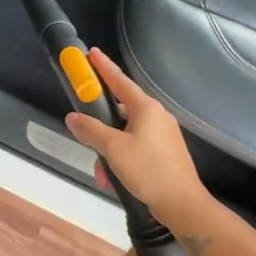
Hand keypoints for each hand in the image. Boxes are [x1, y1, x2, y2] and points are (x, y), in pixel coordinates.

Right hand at [64, 49, 210, 217]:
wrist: (181, 203)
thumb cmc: (147, 169)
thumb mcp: (113, 149)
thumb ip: (91, 130)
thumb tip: (73, 117)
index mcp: (146, 108)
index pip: (120, 81)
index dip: (103, 67)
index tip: (91, 53)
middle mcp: (156, 117)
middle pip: (119, 113)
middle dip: (100, 132)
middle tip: (87, 146)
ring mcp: (162, 136)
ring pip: (125, 136)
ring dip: (109, 154)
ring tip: (104, 176)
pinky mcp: (164, 154)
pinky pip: (135, 150)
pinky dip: (121, 162)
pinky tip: (115, 181)